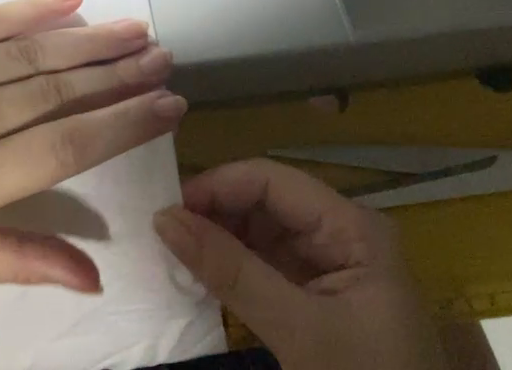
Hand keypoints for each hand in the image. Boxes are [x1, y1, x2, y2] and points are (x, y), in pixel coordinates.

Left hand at [0, 0, 183, 291]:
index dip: (124, 124)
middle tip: (165, 58)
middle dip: (119, 74)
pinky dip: (31, 8)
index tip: (169, 105)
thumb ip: (20, 260)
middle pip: (57, 90)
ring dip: (89, 39)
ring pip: (30, 51)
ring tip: (137, 30)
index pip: (67, 146)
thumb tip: (96, 277)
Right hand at [154, 160, 445, 369]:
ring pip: (258, 232)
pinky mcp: (316, 298)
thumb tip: (163, 218)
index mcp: (352, 227)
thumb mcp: (300, 331)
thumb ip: (233, 272)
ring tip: (169, 250)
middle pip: (263, 201)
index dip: (217, 186)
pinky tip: (197, 276)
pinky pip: (263, 266)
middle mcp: (340, 234)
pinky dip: (229, 269)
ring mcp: (328, 266)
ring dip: (216, 240)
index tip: (165, 209)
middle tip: (160, 232)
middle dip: (212, 212)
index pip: (271, 180)